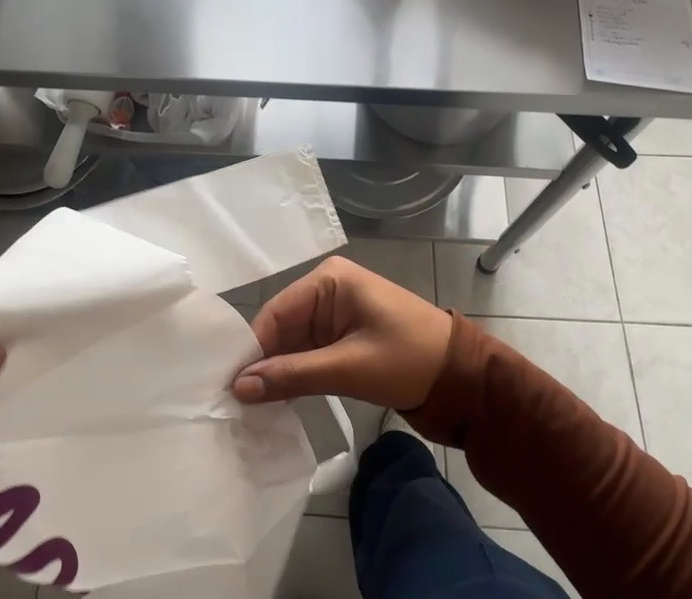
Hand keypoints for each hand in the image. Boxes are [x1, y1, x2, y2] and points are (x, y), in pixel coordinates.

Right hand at [231, 256, 452, 410]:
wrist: (464, 379)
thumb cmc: (409, 360)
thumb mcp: (349, 368)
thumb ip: (292, 375)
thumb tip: (238, 388)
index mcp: (329, 281)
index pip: (274, 314)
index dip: (250, 351)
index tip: (226, 389)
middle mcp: (327, 291)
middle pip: (280, 329)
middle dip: (260, 365)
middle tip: (231, 405)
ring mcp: (336, 315)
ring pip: (292, 345)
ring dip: (276, 374)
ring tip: (247, 410)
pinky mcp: (344, 338)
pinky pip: (308, 355)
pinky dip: (295, 377)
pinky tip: (276, 402)